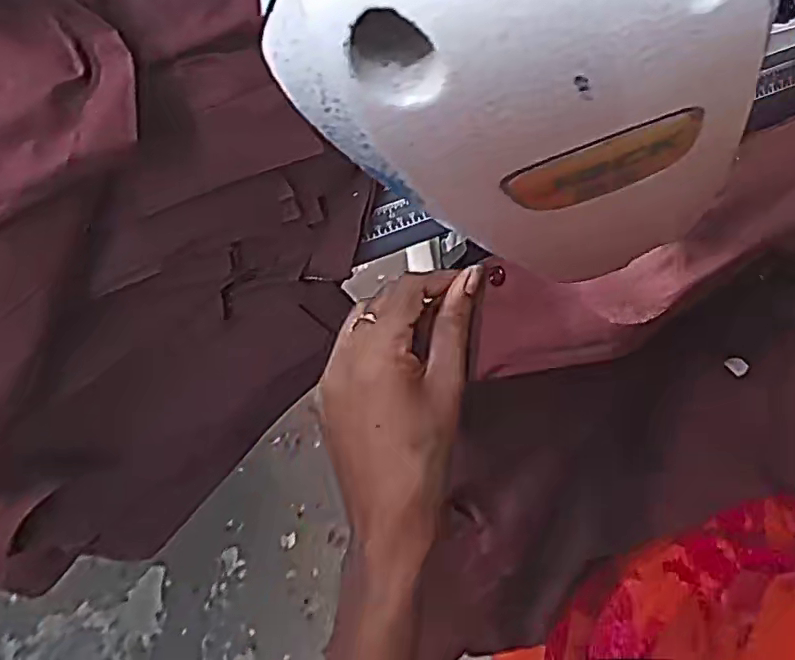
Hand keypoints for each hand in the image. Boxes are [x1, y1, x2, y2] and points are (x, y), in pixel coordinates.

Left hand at [318, 267, 483, 571]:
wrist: (391, 515)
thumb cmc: (422, 456)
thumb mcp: (447, 380)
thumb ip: (454, 323)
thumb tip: (466, 284)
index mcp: (372, 352)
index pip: (405, 288)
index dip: (439, 278)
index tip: (465, 281)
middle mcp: (342, 358)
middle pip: (382, 298)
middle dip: (420, 292)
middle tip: (456, 301)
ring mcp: (329, 376)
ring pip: (364, 316)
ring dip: (398, 310)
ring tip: (433, 325)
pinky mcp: (327, 392)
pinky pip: (352, 342)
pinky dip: (379, 333)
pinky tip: (405, 349)